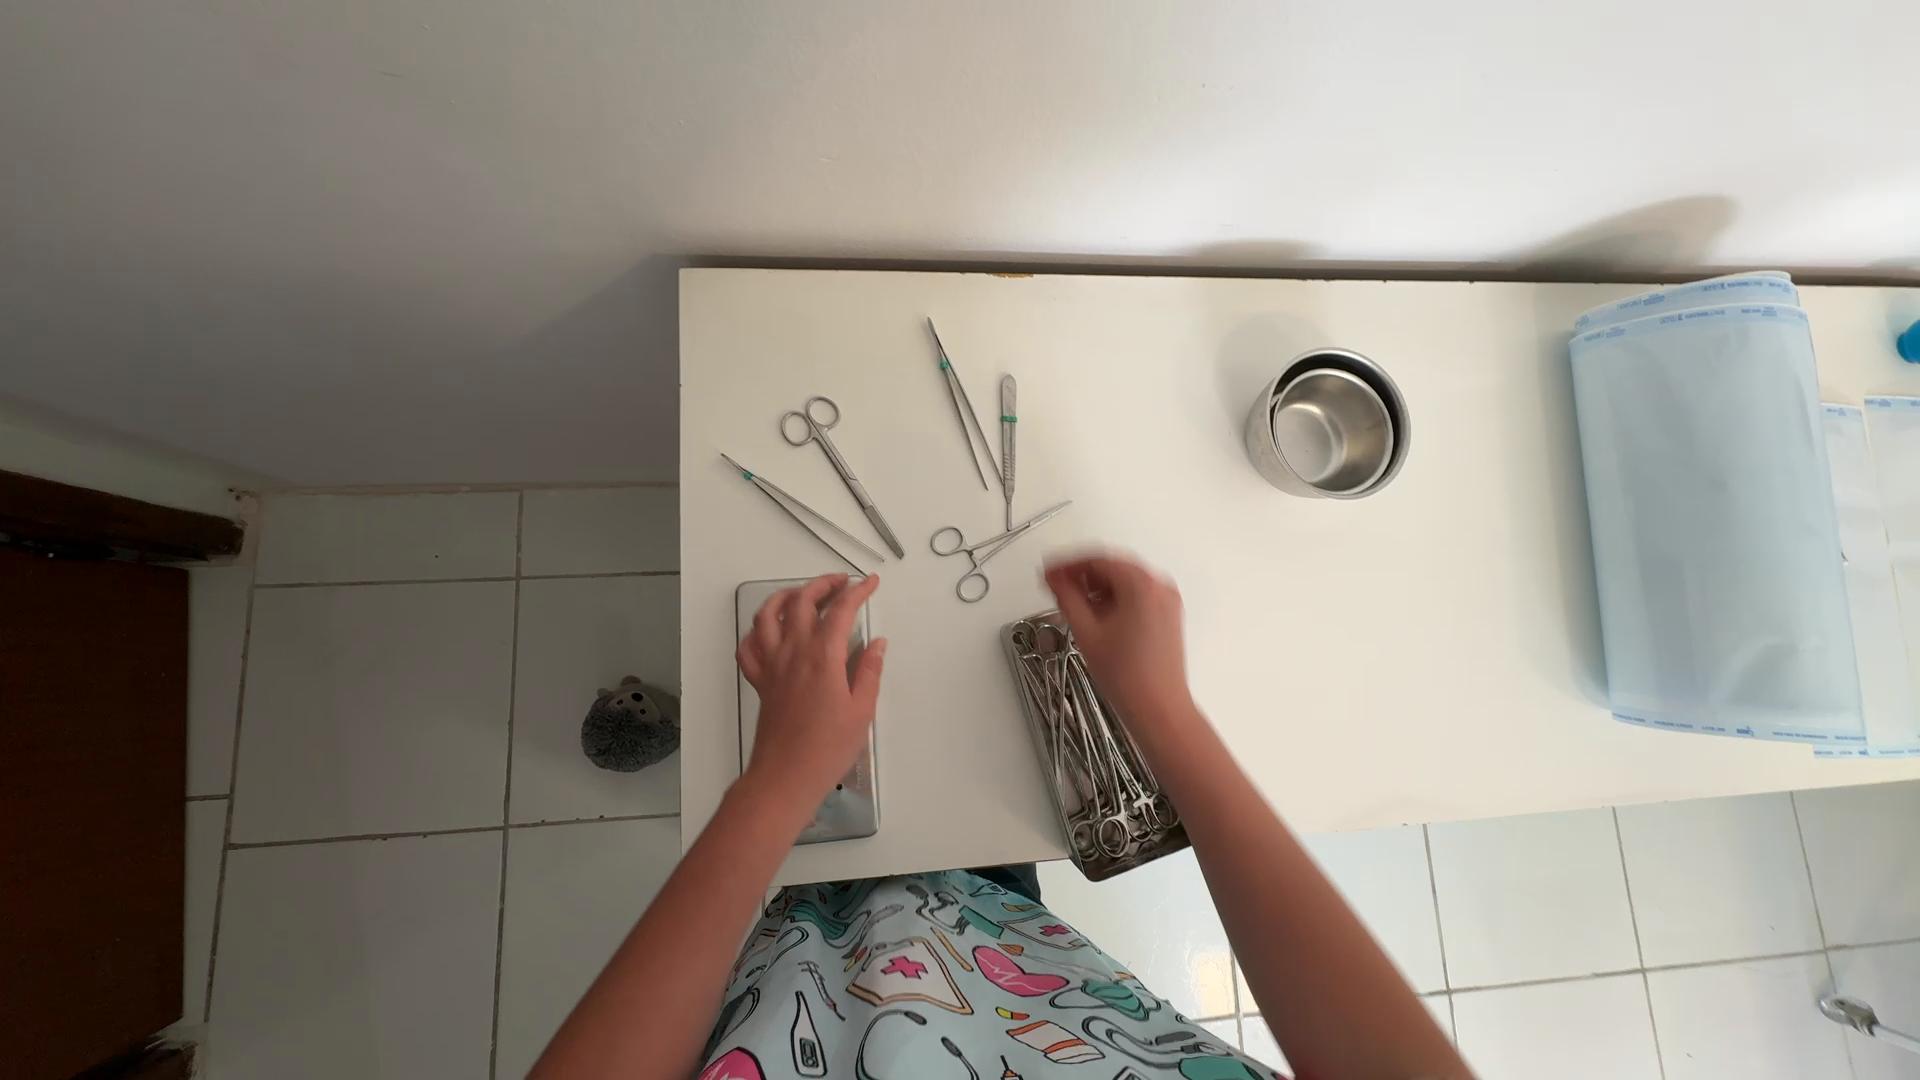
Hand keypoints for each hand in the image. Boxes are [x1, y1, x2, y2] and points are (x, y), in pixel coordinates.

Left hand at [735, 573, 886, 805]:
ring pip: (768, 615)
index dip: (859, 592)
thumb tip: (878, 643)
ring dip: (786, 596)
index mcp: (823, 657)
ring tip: (803, 594)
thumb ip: (869, 671)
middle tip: (842, 582)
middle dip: (823, 584)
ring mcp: (771, 665)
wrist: (785, 777)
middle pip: (802, 601)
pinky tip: (770, 631)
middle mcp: (793, 653)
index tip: (872, 583)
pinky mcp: (759, 681)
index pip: (841, 611)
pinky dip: (757, 631)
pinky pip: (749, 647)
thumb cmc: (828, 748)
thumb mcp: (862, 710)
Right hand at [1043, 553, 1196, 729]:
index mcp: (1141, 585)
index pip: (1098, 559)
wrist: (1158, 708)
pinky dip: (1114, 598)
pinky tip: (1094, 613)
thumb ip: (1066, 597)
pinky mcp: (1167, 615)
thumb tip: (1054, 579)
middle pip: (1112, 566)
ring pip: (1124, 580)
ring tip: (1071, 601)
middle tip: (1055, 583)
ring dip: (1096, 586)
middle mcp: (1159, 587)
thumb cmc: (1131, 678)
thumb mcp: (1087, 632)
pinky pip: (1137, 595)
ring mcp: (1166, 601)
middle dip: (1081, 574)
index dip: (1068, 564)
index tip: (1049, 571)